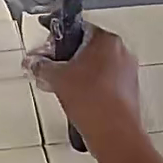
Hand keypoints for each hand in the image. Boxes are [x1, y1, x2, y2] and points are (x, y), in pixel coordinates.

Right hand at [24, 21, 144, 147]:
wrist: (113, 133)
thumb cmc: (91, 100)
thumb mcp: (56, 77)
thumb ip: (41, 66)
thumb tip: (33, 63)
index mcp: (106, 40)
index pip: (77, 29)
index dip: (57, 38)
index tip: (47, 46)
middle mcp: (120, 52)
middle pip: (87, 48)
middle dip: (65, 58)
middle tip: (49, 68)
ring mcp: (127, 72)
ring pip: (96, 66)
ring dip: (77, 73)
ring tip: (59, 87)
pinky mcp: (129, 91)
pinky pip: (105, 82)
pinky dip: (89, 86)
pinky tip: (74, 99)